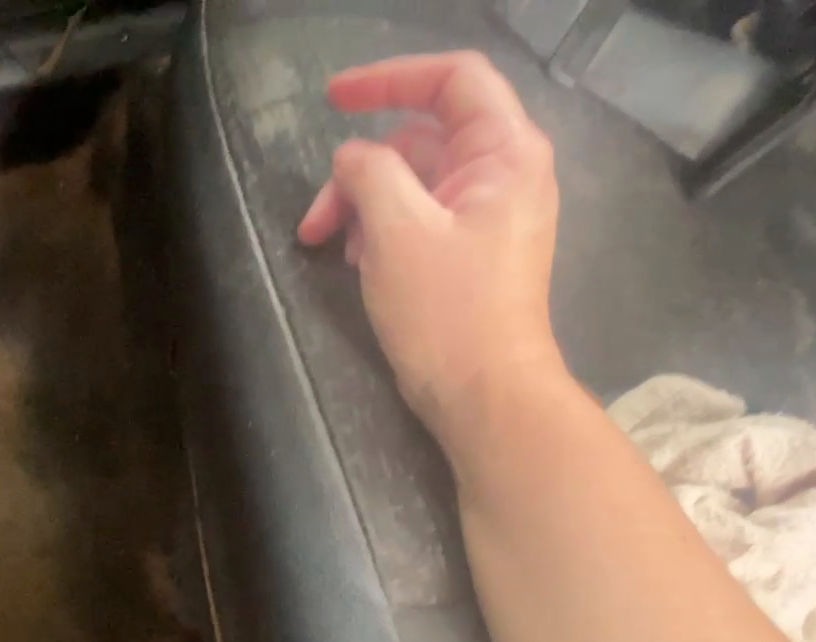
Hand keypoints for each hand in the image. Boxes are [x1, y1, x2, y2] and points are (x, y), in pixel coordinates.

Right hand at [296, 52, 564, 441]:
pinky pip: (413, 217)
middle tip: (313, 224)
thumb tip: (352, 156)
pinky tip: (356, 261)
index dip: (390, 79)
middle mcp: (500, 172)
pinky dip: (377, 229)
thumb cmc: (445, 309)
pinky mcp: (463, 249)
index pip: (452, 81)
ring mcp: (482, 213)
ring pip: (408, 182)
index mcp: (503, 153)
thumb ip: (372, 175)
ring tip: (331, 250)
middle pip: (418, 140)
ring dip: (360, 206)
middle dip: (357, 173)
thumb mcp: (398, 232)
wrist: (480, 388)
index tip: (332, 98)